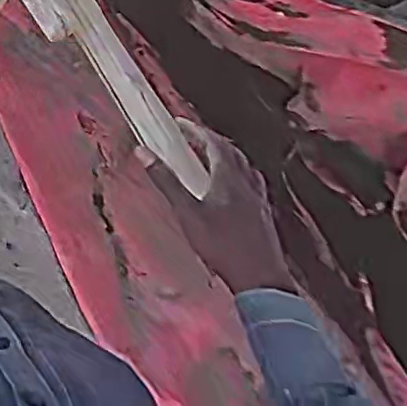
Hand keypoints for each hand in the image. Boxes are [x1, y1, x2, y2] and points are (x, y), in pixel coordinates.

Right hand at [144, 120, 294, 293]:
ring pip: (245, 168)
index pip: (215, 144)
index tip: (180, 123)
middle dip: (212, 140)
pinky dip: (237, 173)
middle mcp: (248, 186)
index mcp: (230, 180)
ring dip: (227, 156)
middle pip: (233, 153)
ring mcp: (260, 203)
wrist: (263, 284)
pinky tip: (229, 186)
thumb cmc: (222, 246)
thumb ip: (165, 180)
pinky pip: (252, 183)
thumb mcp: (187, 212)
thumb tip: (142, 151)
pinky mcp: (264, 217)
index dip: (197, 130)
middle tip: (192, 137)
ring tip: (209, 156)